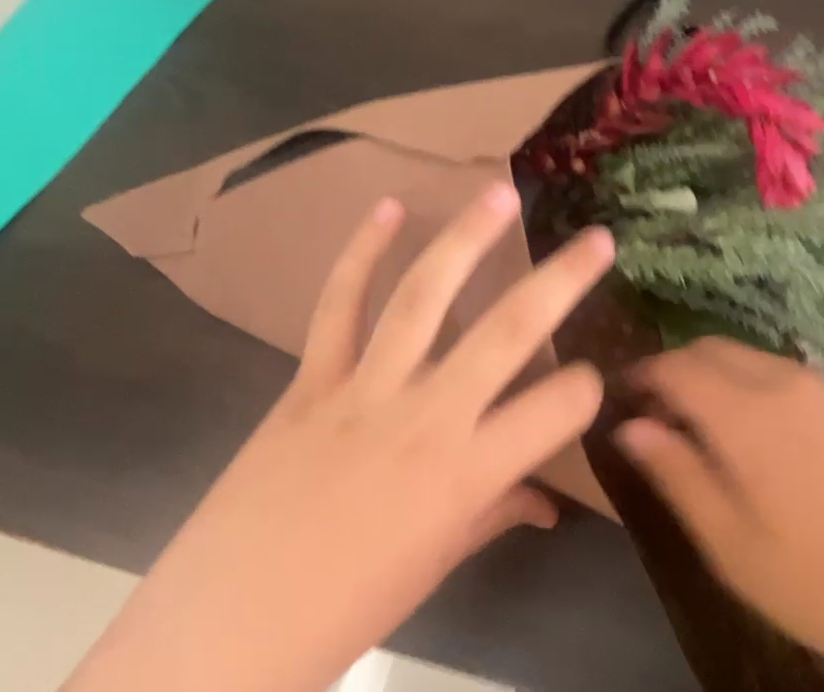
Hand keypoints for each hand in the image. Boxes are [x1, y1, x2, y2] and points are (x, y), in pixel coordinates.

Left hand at [65, 186, 612, 691]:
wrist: (224, 628)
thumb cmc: (346, 608)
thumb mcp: (436, 564)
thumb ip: (494, 514)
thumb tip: (544, 504)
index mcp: (467, 475)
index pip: (557, 410)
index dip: (586, 390)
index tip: (590, 380)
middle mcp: (426, 419)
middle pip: (508, 334)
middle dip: (561, 281)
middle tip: (599, 238)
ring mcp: (363, 390)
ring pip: (423, 299)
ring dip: (466, 239)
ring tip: (500, 195)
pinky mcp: (310, 382)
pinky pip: (338, 308)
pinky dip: (361, 254)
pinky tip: (388, 208)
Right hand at [618, 338, 823, 691]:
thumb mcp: (734, 545)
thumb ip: (678, 476)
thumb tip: (630, 426)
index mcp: (746, 409)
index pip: (675, 365)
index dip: (639, 376)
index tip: (617, 401)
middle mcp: (785, 380)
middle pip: (712, 350)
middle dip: (674, 371)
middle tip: (654, 419)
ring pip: (751, 360)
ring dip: (714, 379)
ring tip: (702, 435)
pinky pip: (786, 378)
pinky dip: (752, 390)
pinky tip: (761, 443)